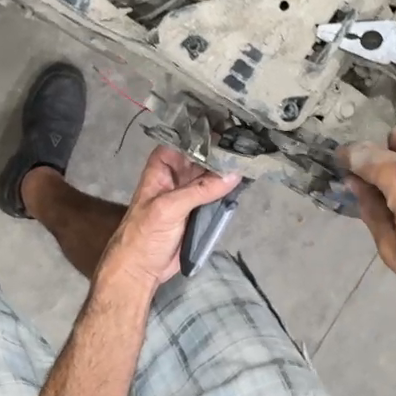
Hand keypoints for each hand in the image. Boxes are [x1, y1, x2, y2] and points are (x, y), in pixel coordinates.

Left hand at [97, 146, 241, 290]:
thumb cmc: (144, 234)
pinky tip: (247, 178)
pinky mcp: (200, 208)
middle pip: (204, 155)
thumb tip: (233, 174)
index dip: (208, 133)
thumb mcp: (169, 208)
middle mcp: (178, 173)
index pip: (188, 139)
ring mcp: (190, 191)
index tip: (233, 126)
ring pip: (213, 174)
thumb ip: (201, 190)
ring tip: (254, 157)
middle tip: (250, 143)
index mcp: (163, 165)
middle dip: (223, 151)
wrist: (141, 269)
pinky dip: (230, 188)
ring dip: (230, 168)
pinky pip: (218, 193)